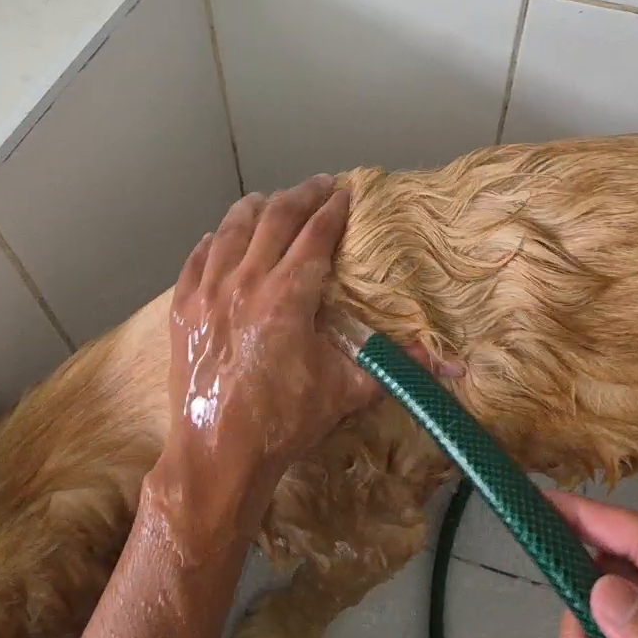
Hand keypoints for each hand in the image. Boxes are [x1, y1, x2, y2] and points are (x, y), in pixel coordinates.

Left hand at [155, 175, 377, 539]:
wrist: (218, 454)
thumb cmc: (285, 421)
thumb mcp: (346, 390)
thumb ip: (396, 367)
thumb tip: (454, 368)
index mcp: (288, 296)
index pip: (316, 235)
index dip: (334, 209)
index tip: (346, 192)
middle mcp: (246, 282)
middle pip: (275, 220)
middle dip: (301, 195)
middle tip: (319, 184)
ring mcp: (209, 293)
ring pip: (230, 231)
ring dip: (253, 209)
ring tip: (268, 199)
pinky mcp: (183, 310)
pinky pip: (195, 260)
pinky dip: (211, 242)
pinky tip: (218, 236)